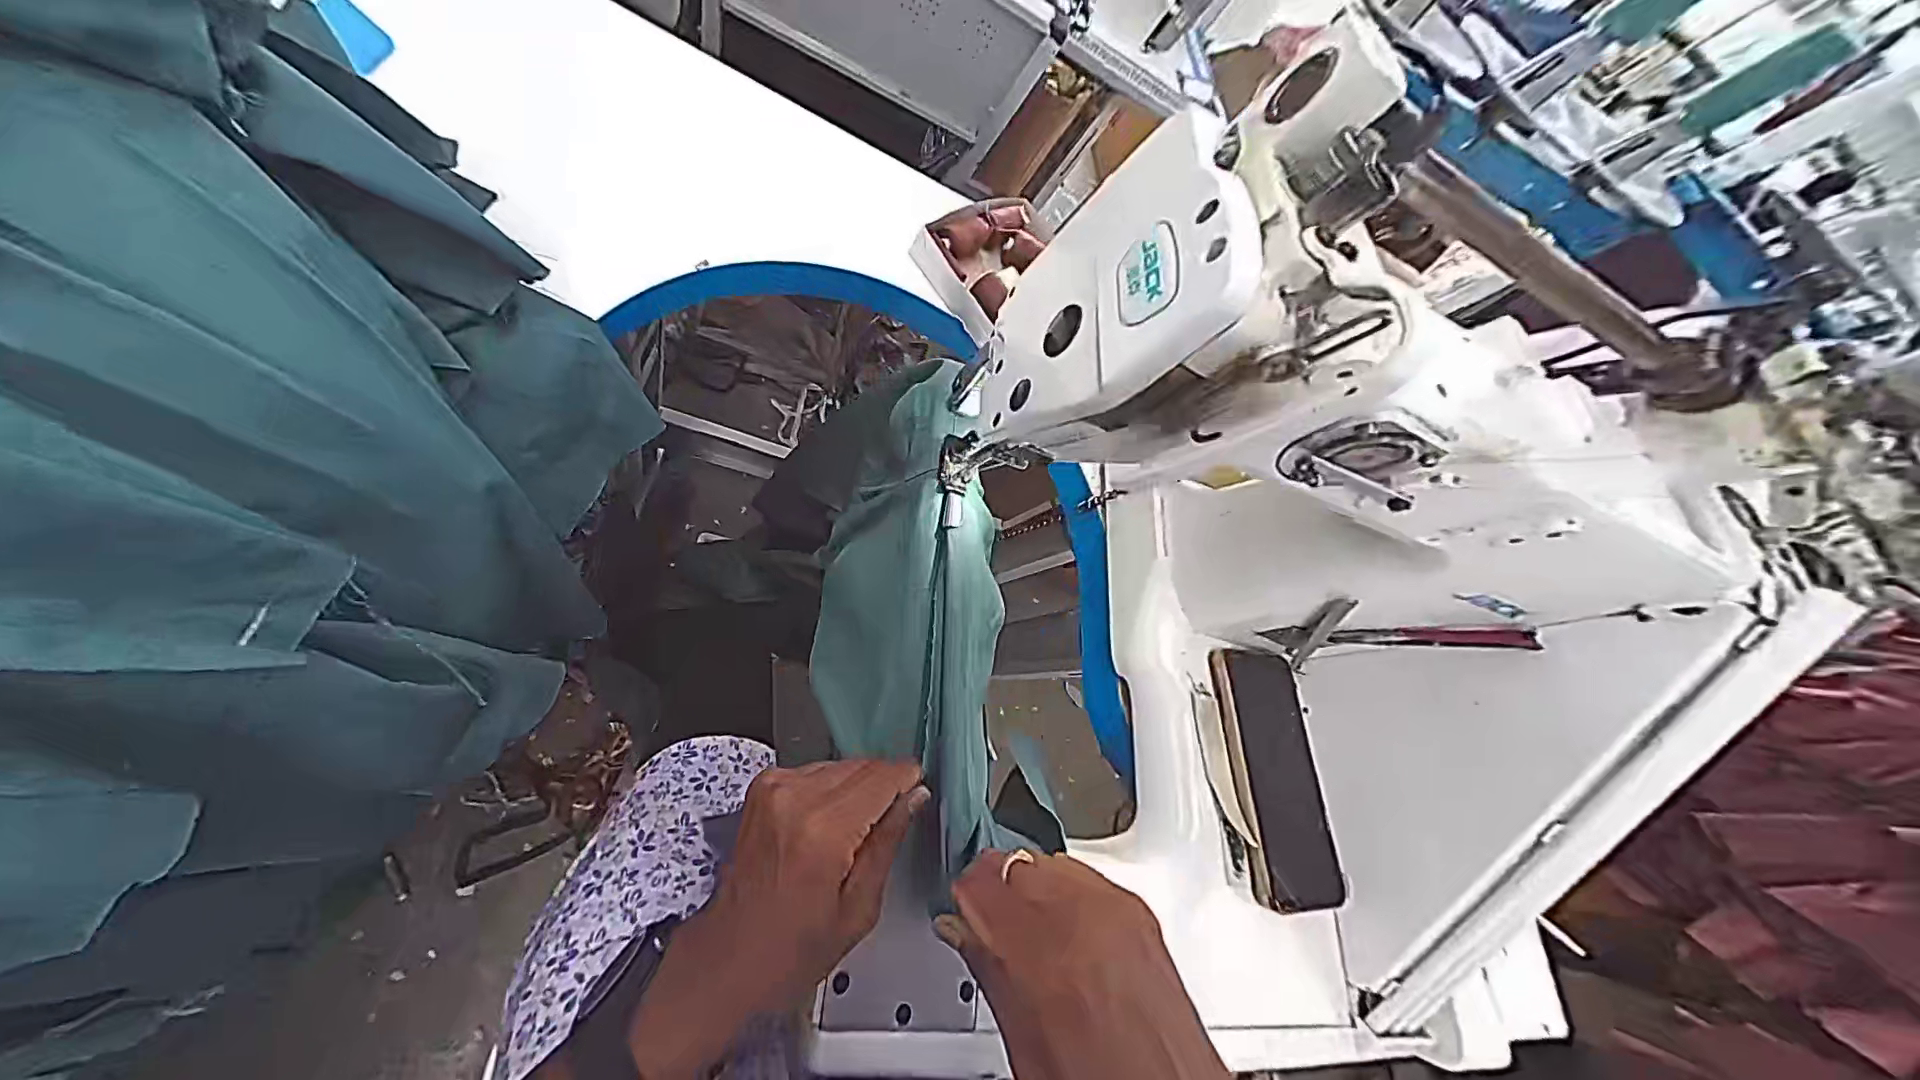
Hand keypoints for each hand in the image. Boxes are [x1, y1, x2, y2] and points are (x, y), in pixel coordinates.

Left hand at [627, 759, 926, 1078]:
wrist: (727, 955)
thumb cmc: (790, 949)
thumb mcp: (859, 908)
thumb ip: (888, 841)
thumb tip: (913, 796)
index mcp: (823, 830)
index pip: (883, 777)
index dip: (907, 779)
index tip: (917, 788)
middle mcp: (795, 797)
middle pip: (863, 765)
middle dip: (884, 785)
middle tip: (890, 818)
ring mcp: (774, 787)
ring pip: (840, 765)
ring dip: (857, 786)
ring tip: (854, 830)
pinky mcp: (763, 787)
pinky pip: (815, 771)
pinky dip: (830, 788)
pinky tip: (827, 824)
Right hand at [934, 851, 1229, 1079]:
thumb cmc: (1102, 1079)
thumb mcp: (1023, 1040)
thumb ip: (987, 966)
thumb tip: (960, 928)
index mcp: (1040, 950)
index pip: (981, 879)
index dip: (965, 891)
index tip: (960, 905)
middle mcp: (1080, 916)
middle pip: (1014, 862)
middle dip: (995, 885)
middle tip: (986, 915)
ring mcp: (1113, 908)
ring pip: (1048, 861)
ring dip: (1031, 883)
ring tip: (1027, 922)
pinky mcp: (1138, 909)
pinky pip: (1084, 875)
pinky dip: (1066, 889)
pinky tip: (1062, 922)